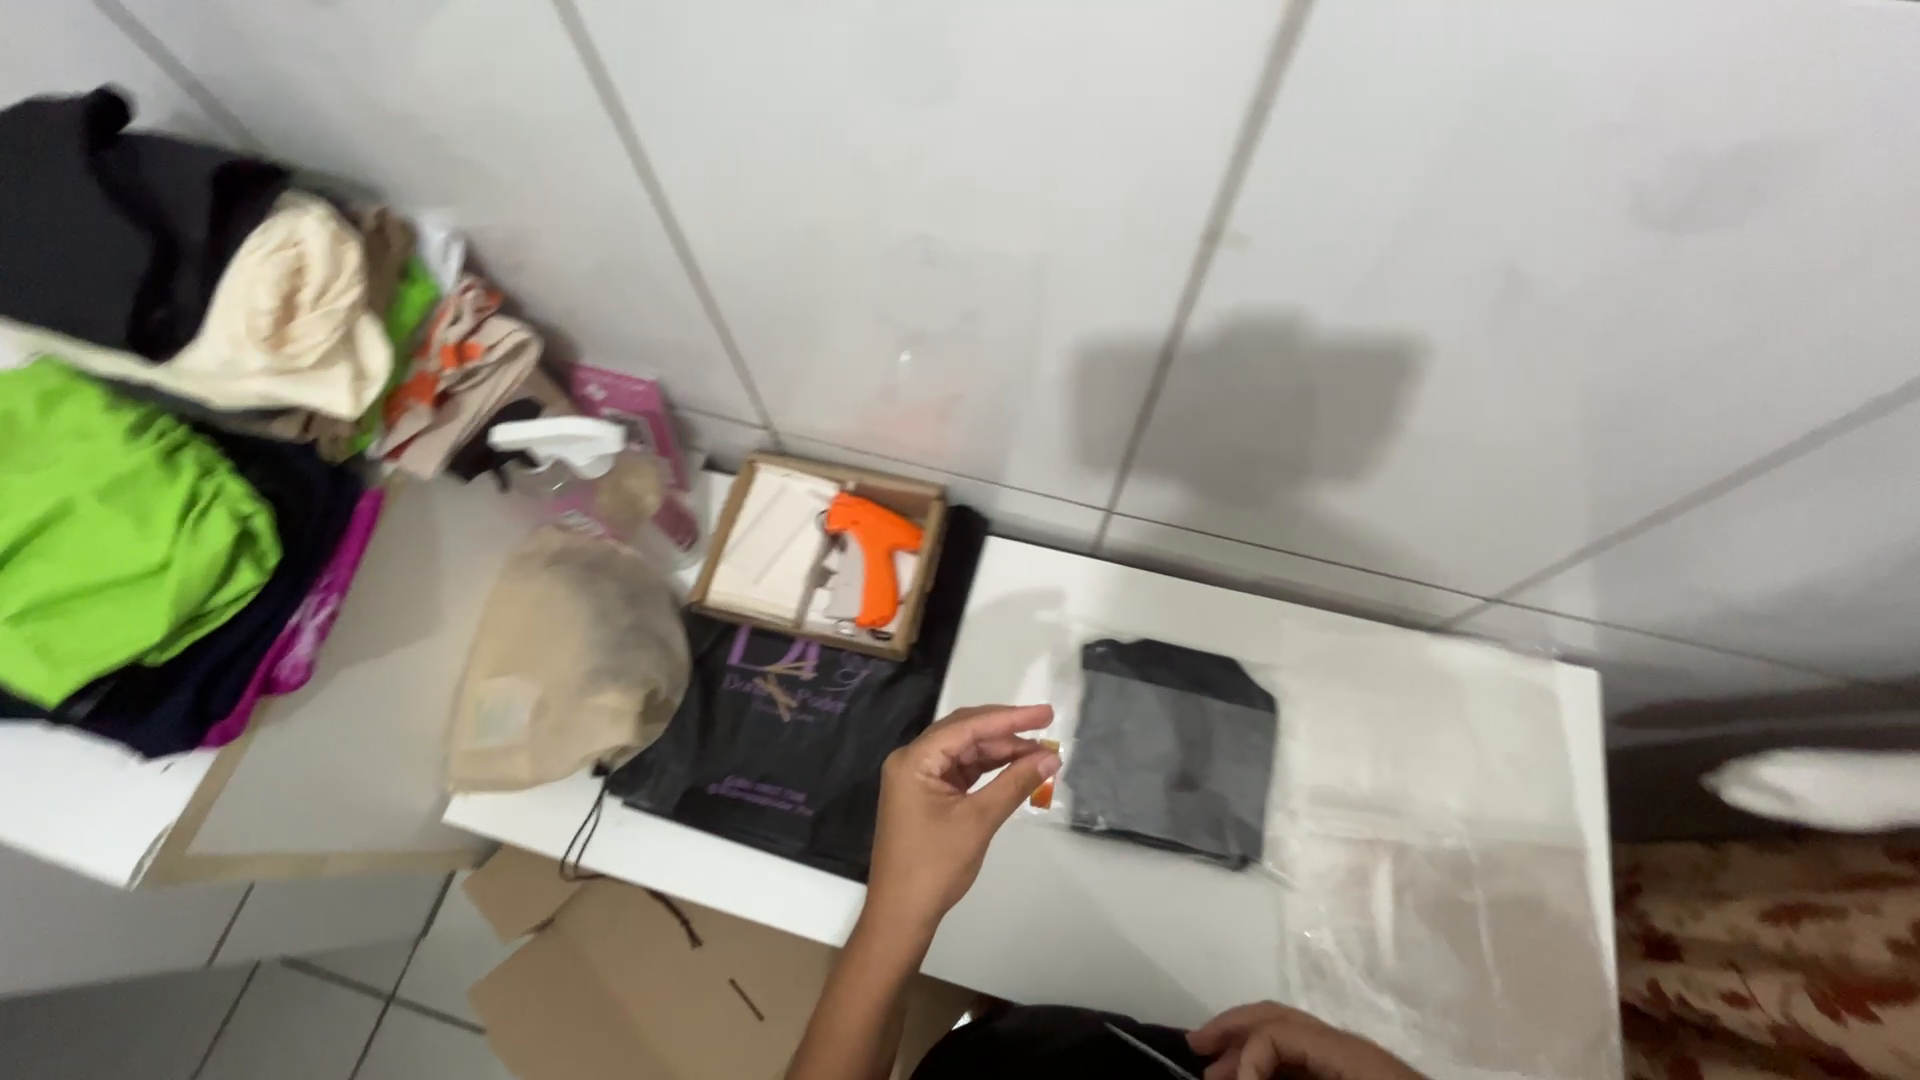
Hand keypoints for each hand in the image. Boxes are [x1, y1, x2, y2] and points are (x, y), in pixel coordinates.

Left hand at [865, 704, 1060, 930]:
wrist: (901, 915)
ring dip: (1001, 751)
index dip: (1009, 718)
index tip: (1046, 713)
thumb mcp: (979, 820)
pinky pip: (963, 771)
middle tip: (1046, 727)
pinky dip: (990, 770)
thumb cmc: (934, 866)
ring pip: (966, 752)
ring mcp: (919, 778)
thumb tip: (1050, 757)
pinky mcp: (928, 795)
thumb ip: (1015, 783)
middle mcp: (913, 760)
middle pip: (965, 733)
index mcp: (914, 759)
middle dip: (1006, 731)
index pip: (967, 726)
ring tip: (1040, 752)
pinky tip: (1017, 769)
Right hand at [1188, 1003, 1428, 1079]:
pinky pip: (1305, 1062)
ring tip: (1214, 1071)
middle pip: (1281, 1017)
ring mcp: (1355, 1064)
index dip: (1249, 1057)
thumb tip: (1241, 1078)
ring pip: (1290, 1037)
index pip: (1281, 1031)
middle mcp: (1349, 1048)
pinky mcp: (1357, 1079)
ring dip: (1250, 1049)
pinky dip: (1274, 1068)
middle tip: (1196, 1047)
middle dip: (1236, 1029)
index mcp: (1350, 1054)